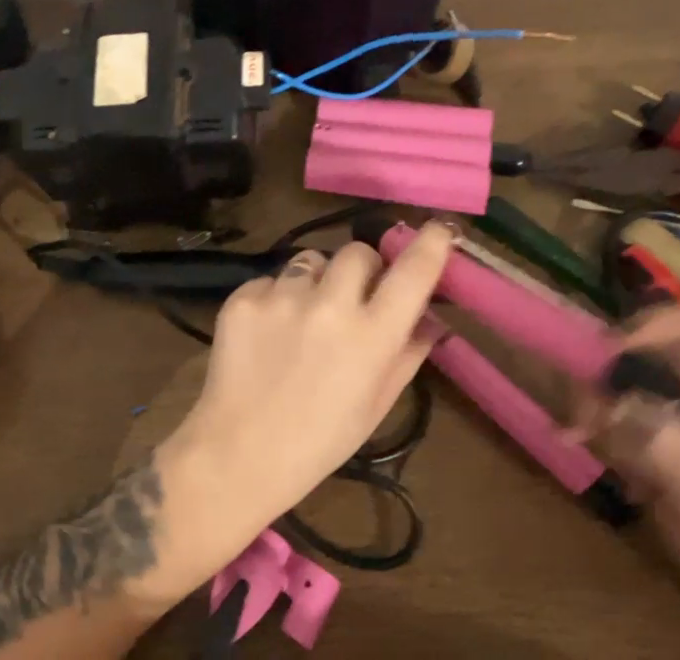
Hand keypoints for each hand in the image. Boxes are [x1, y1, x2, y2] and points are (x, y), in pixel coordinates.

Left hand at [141, 224, 452, 599]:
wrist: (241, 449)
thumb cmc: (320, 439)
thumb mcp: (377, 404)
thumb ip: (407, 353)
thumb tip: (430, 318)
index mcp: (372, 335)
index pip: (412, 272)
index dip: (430, 244)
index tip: (438, 229)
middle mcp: (329, 305)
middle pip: (356, 252)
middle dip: (362, 268)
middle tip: (354, 295)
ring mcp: (282, 297)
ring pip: (310, 261)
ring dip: (316, 280)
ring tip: (303, 319)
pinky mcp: (243, 297)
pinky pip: (271, 280)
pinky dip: (276, 297)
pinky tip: (268, 333)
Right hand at [585, 304, 679, 641]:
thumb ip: (668, 442)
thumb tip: (609, 396)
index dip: (679, 325)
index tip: (621, 348)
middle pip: (677, 342)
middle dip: (625, 366)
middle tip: (587, 397)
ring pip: (642, 367)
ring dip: (603, 394)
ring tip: (580, 428)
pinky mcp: (678, 421)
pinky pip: (628, 398)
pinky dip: (600, 414)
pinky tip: (582, 438)